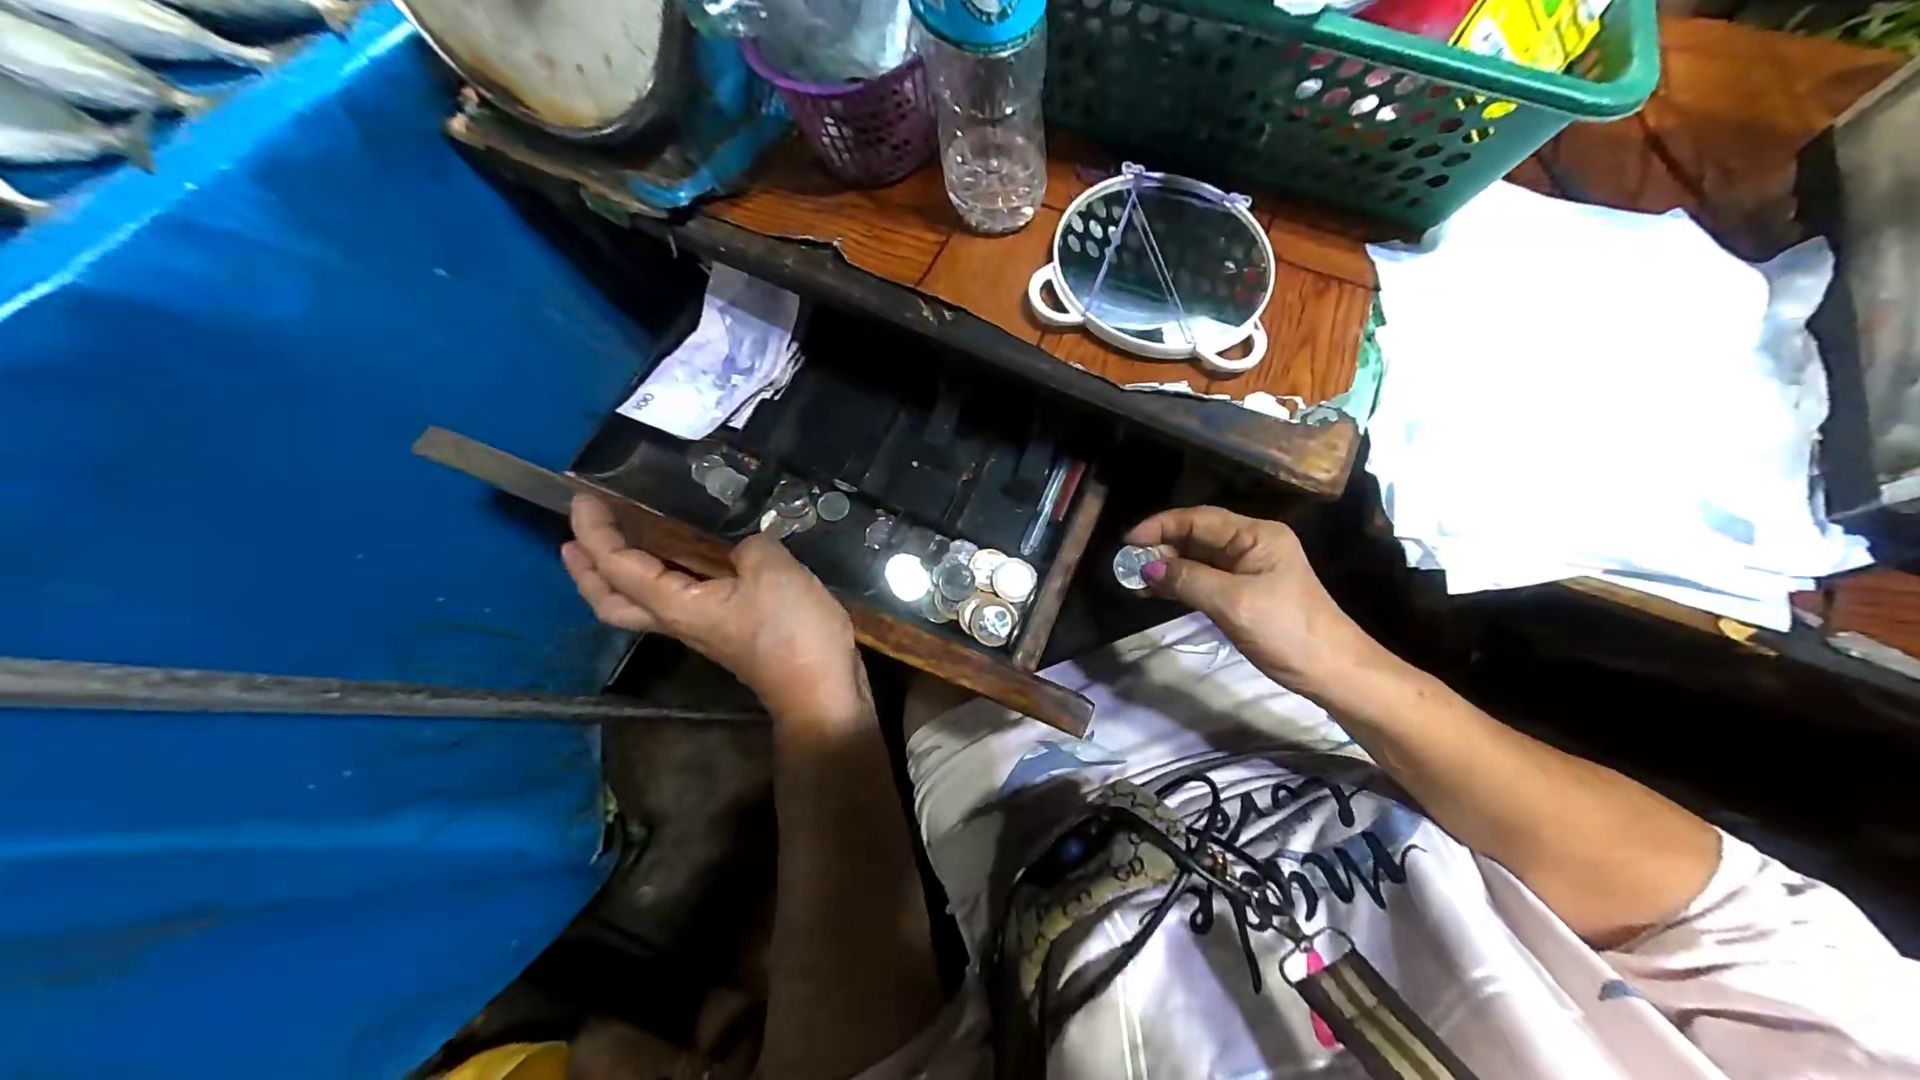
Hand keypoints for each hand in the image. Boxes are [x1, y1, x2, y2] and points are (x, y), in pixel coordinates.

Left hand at [562, 494, 866, 719]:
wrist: (818, 689)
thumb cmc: (791, 632)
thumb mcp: (773, 571)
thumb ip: (749, 545)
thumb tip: (742, 546)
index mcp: (676, 604)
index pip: (618, 565)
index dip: (595, 532)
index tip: (582, 499)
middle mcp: (676, 620)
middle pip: (611, 601)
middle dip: (586, 571)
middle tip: (574, 540)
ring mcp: (699, 630)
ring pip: (637, 605)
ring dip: (615, 577)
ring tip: (613, 547)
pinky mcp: (723, 633)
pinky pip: (671, 602)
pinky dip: (657, 578)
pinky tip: (680, 560)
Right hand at [1125, 506, 1381, 699]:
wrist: (1332, 671)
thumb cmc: (1287, 630)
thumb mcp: (1233, 603)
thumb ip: (1188, 580)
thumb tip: (1146, 568)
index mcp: (1256, 535)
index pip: (1199, 519)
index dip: (1160, 526)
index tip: (1128, 541)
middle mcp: (1251, 544)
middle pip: (1196, 536)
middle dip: (1160, 547)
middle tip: (1127, 566)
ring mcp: (1247, 569)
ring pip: (1196, 558)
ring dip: (1166, 567)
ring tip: (1134, 581)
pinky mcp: (1242, 592)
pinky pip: (1203, 579)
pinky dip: (1178, 584)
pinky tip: (1155, 592)